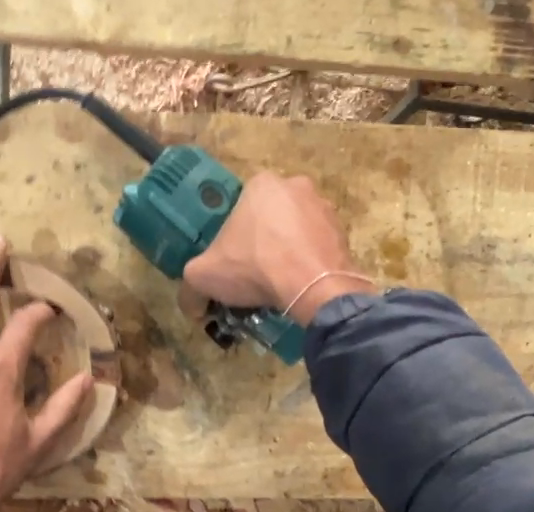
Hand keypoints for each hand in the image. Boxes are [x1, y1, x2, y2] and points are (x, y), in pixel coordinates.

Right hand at [181, 172, 375, 326]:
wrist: (311, 285)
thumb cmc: (253, 267)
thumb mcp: (204, 276)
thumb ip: (190, 287)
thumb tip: (192, 306)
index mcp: (260, 184)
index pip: (240, 208)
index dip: (233, 237)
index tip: (232, 262)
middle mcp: (295, 185)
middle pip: (270, 217)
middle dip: (262, 243)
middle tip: (254, 275)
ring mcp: (324, 206)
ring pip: (296, 231)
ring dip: (287, 252)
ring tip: (279, 284)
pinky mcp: (343, 231)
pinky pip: (318, 247)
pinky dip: (309, 263)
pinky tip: (300, 286)